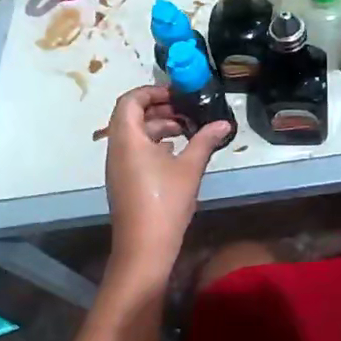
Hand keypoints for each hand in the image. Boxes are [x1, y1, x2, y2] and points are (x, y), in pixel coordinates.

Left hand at [103, 86, 231, 263]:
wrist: (144, 248)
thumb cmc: (165, 202)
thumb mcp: (190, 168)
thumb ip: (205, 141)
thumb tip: (223, 123)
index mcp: (127, 138)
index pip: (130, 100)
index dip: (151, 91)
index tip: (177, 94)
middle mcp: (116, 148)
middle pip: (130, 116)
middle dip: (158, 108)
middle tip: (185, 110)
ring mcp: (117, 166)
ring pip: (133, 135)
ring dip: (157, 127)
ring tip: (186, 131)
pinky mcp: (123, 181)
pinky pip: (134, 151)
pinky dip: (153, 145)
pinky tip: (177, 154)